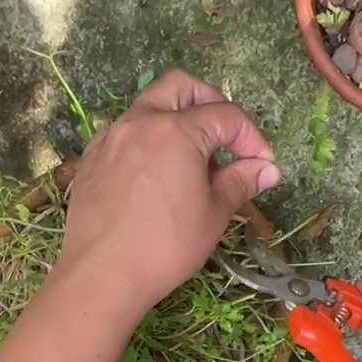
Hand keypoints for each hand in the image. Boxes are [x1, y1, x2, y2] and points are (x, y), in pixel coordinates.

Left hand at [55, 70, 278, 313]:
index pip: (226, 116)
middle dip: (212, 103)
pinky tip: (157, 174)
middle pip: (183, 87)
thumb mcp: (213, 216)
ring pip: (150, 106)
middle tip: (226, 139)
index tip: (262, 165)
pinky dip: (149, 140)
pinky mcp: (93, 158)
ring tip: (192, 162)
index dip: (251, 138)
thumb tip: (268, 169)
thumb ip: (240, 183)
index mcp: (177, 131)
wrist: (102, 274)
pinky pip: (126, 132)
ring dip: (178, 120)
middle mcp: (141, 121)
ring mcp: (112, 137)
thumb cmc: (166, 247)